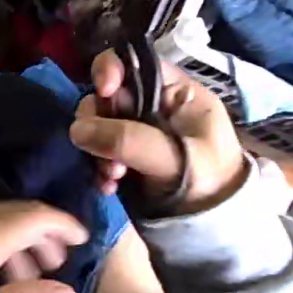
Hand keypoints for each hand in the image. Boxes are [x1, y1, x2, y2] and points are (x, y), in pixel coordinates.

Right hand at [70, 51, 247, 214]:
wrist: (214, 228)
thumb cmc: (209, 183)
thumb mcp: (175, 158)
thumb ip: (130, 140)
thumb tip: (78, 129)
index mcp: (176, 92)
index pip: (135, 64)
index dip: (112, 70)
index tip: (104, 91)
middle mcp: (152, 106)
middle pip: (108, 96)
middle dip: (99, 124)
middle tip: (107, 157)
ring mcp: (135, 131)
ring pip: (96, 125)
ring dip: (95, 150)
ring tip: (111, 178)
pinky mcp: (122, 156)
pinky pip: (95, 150)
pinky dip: (96, 166)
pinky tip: (108, 186)